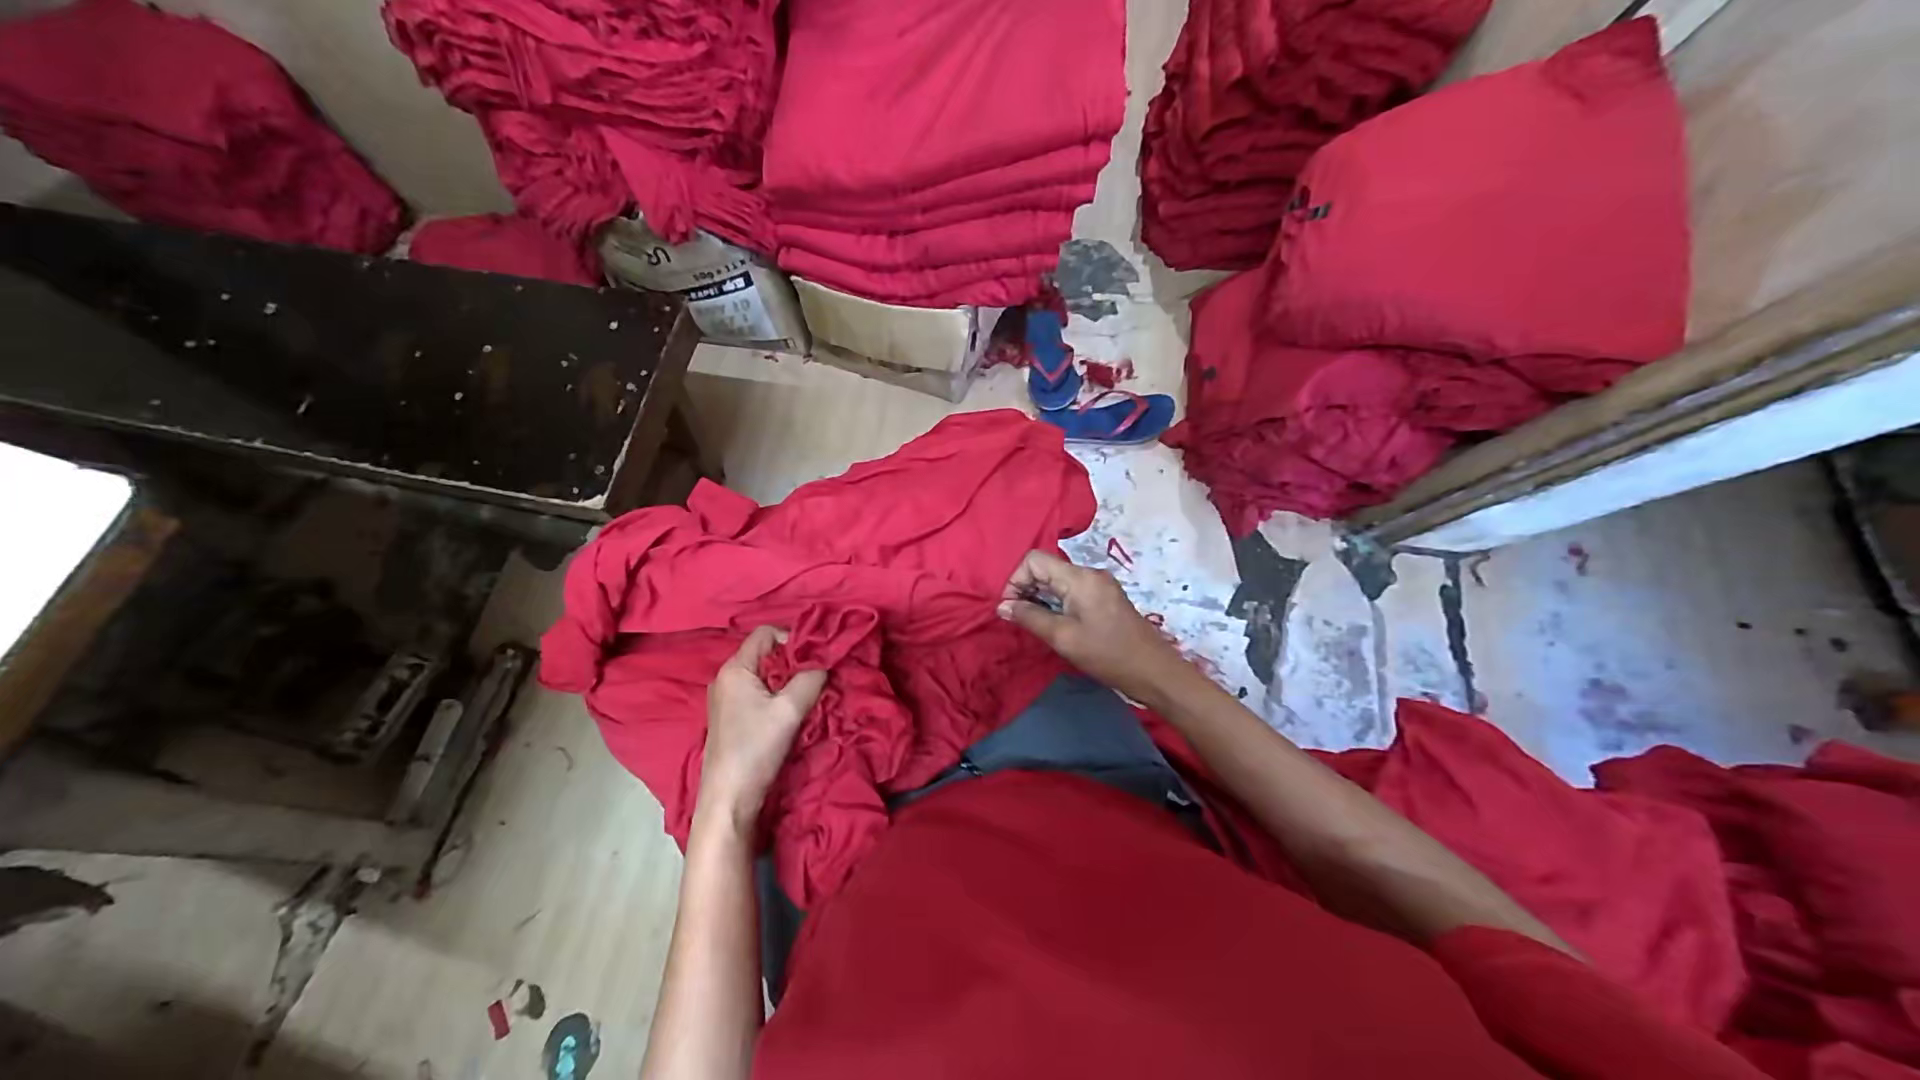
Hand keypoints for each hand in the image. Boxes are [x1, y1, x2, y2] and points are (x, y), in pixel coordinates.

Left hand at [698, 626, 826, 835]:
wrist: (729, 799)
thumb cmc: (755, 749)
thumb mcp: (790, 710)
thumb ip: (810, 678)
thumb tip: (826, 661)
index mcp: (735, 669)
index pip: (766, 633)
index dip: (793, 637)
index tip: (816, 655)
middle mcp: (726, 678)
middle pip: (765, 653)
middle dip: (794, 660)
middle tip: (818, 674)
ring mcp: (726, 699)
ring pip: (764, 675)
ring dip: (788, 680)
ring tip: (809, 693)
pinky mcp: (731, 718)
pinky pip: (758, 693)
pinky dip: (777, 695)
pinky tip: (792, 711)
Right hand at [996, 550, 1189, 703]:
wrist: (1153, 671)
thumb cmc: (1106, 654)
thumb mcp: (1062, 637)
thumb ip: (1029, 617)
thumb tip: (1002, 606)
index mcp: (1079, 577)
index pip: (1034, 560)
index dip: (1015, 580)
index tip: (1010, 608)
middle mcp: (1089, 573)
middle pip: (1045, 568)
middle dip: (1025, 588)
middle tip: (1017, 617)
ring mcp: (1099, 585)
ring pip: (1057, 580)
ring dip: (1039, 597)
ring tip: (1032, 622)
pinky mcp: (1104, 598)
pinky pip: (1070, 591)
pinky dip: (1055, 602)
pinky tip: (1052, 623)